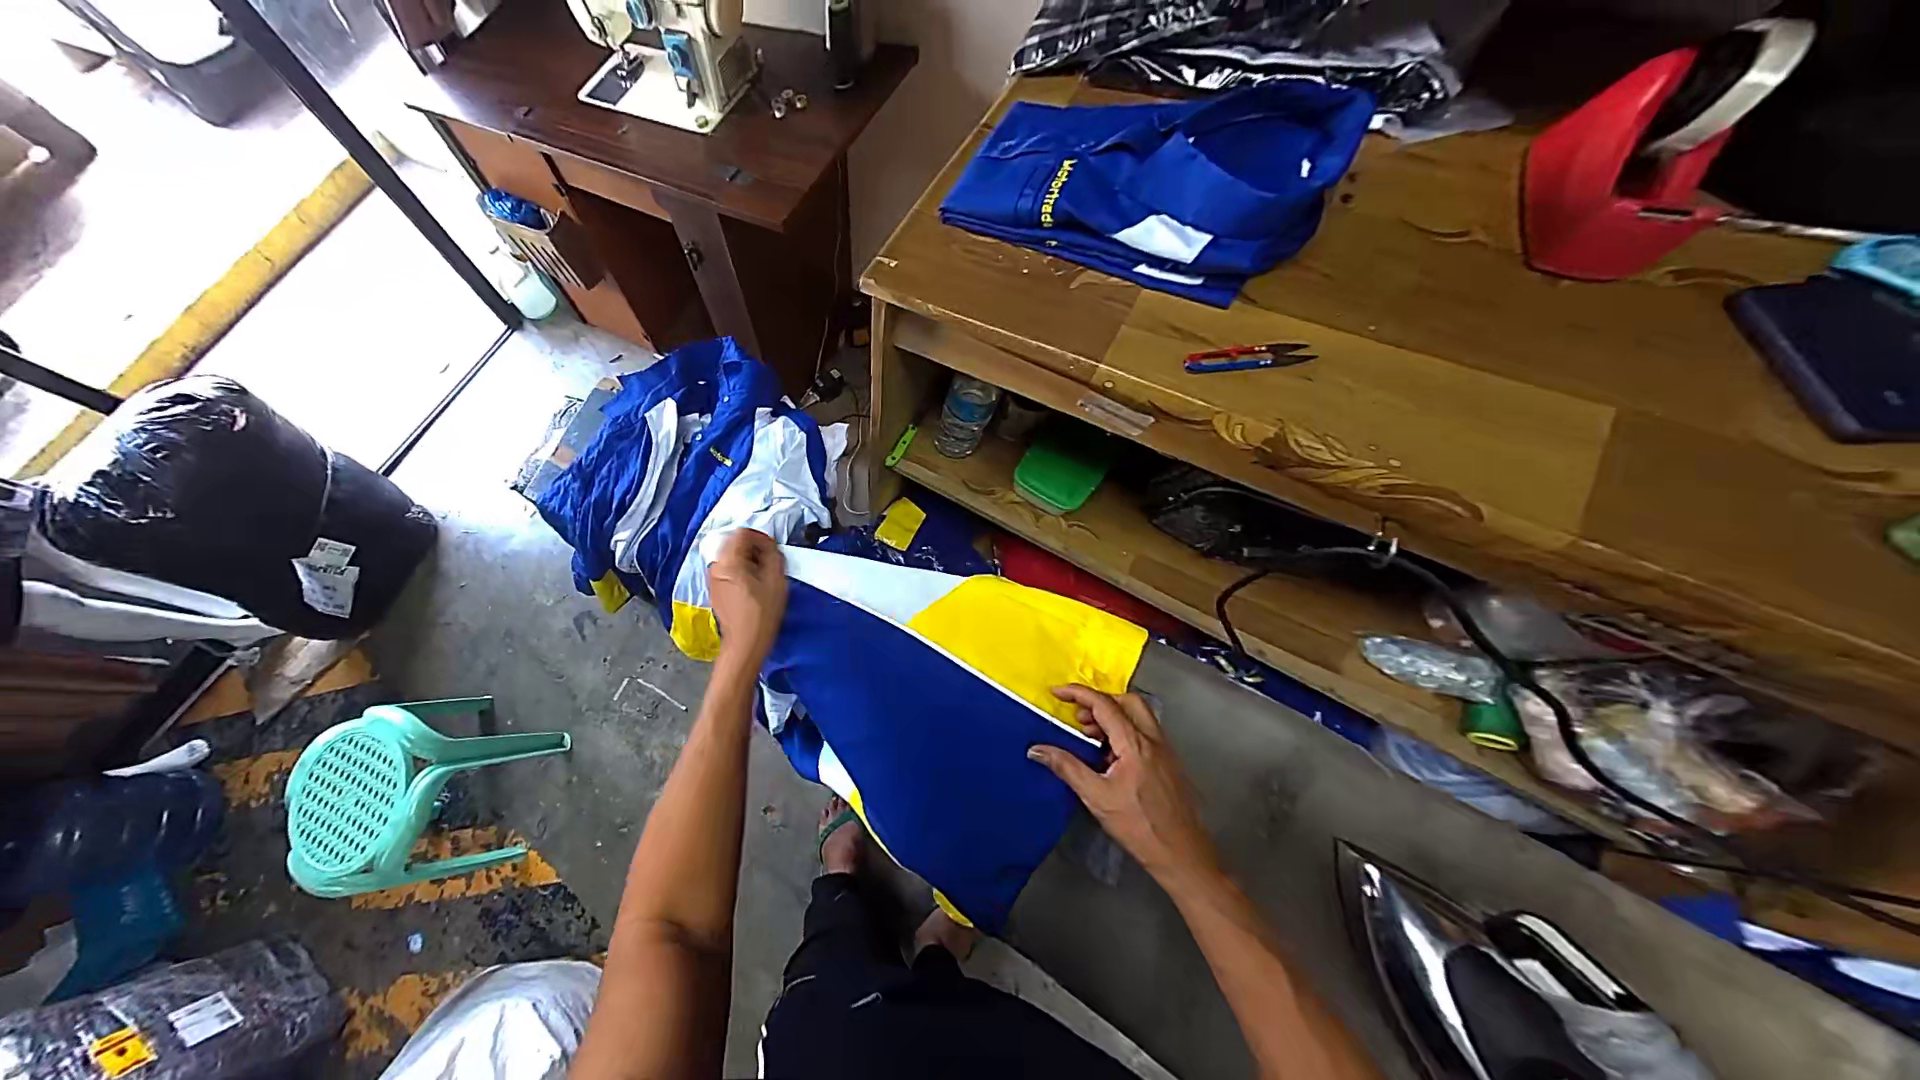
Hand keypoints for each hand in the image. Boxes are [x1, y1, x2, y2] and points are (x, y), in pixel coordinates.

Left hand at [707, 530, 786, 665]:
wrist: (745, 644)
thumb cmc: (762, 614)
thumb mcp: (776, 579)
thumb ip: (772, 553)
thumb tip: (768, 544)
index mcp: (727, 561)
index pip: (743, 532)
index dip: (761, 537)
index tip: (773, 549)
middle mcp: (715, 566)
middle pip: (735, 543)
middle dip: (754, 548)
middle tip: (771, 562)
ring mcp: (712, 578)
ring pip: (732, 557)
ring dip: (749, 560)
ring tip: (764, 575)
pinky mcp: (715, 589)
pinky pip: (728, 570)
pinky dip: (741, 571)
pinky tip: (754, 586)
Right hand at [1028, 685, 1220, 888]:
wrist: (1182, 853)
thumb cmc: (1139, 826)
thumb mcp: (1096, 796)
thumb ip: (1066, 767)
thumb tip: (1037, 750)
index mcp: (1134, 743)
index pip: (1104, 704)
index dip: (1077, 693)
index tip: (1057, 693)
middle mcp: (1153, 740)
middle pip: (1127, 701)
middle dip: (1099, 702)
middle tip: (1079, 718)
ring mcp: (1165, 750)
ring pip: (1138, 716)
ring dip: (1112, 718)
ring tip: (1091, 739)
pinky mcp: (1169, 763)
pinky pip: (1145, 733)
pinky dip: (1124, 732)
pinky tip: (1111, 758)